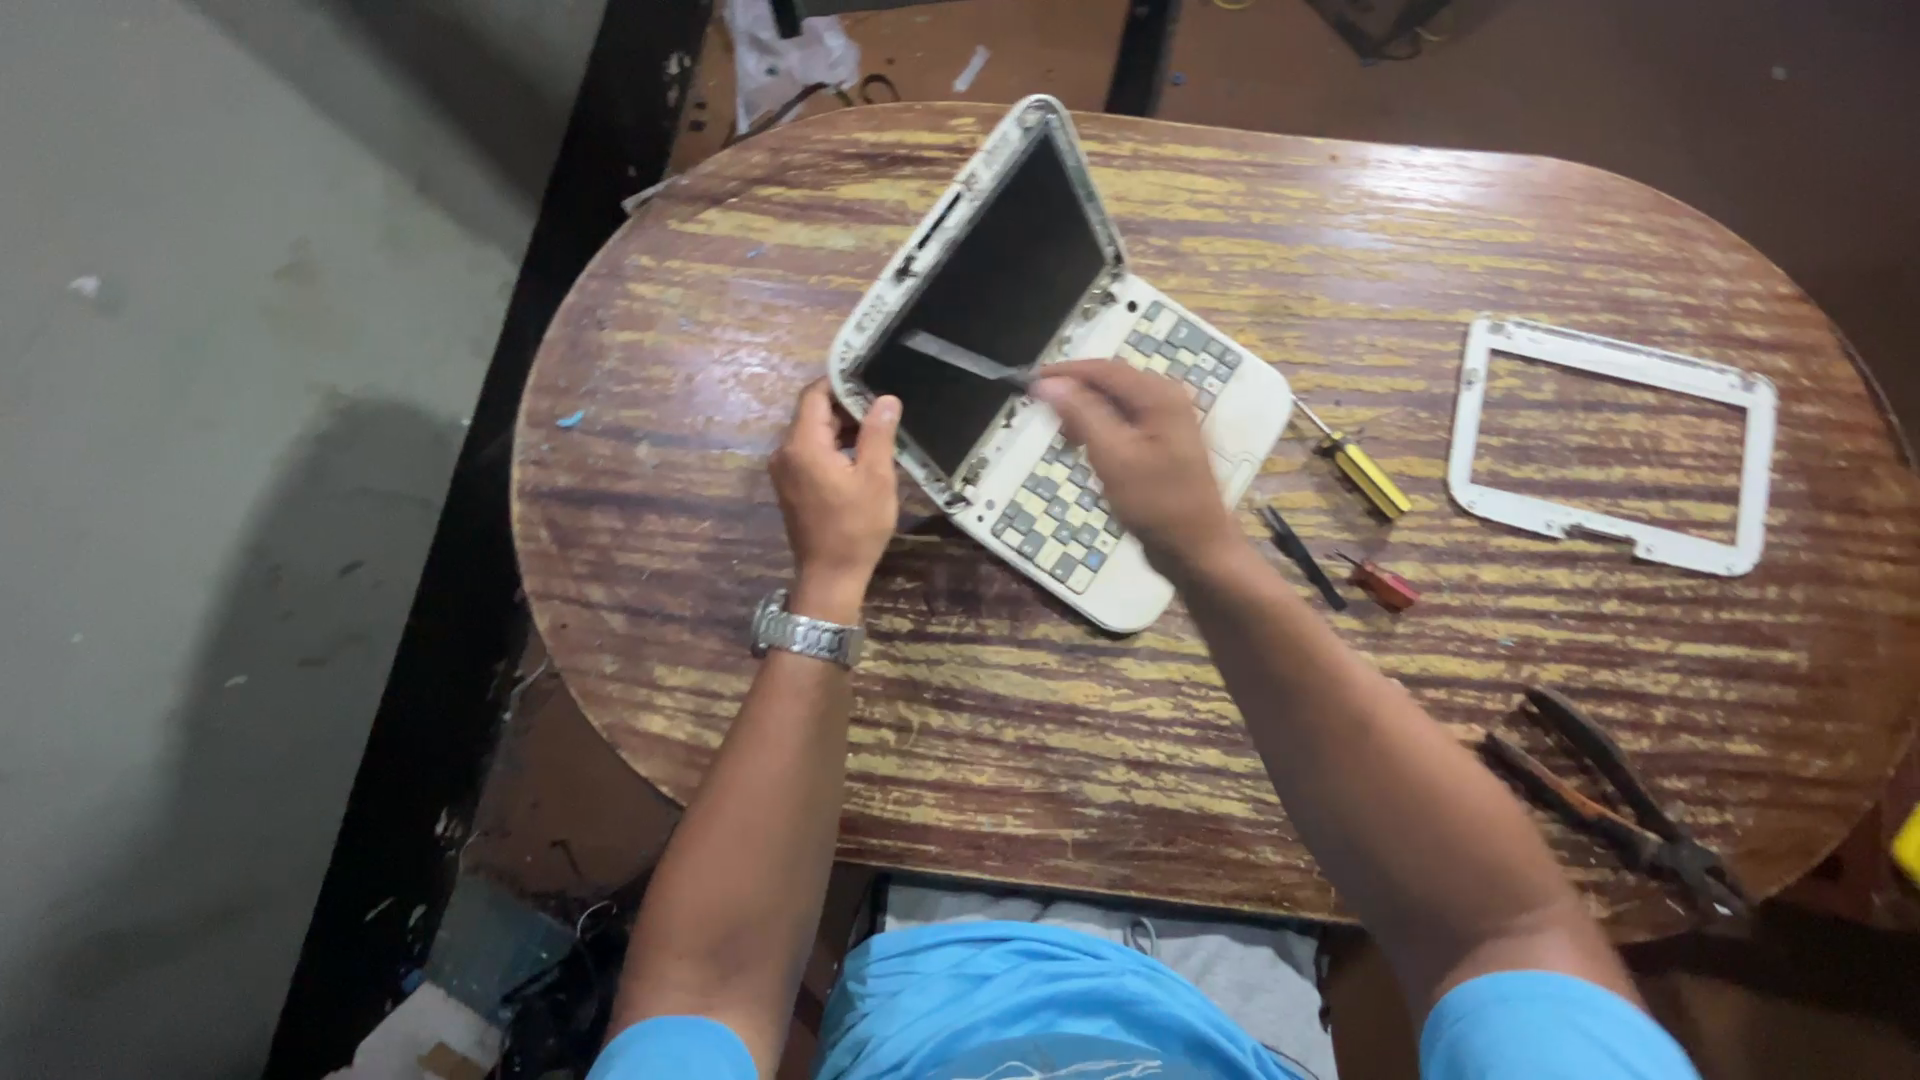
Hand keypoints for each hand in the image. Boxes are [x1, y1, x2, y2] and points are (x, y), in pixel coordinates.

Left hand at [769, 379, 900, 621]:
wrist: (830, 576)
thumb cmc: (856, 527)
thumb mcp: (876, 478)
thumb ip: (878, 433)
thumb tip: (885, 399)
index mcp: (803, 445)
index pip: (815, 394)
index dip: (841, 383)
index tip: (871, 382)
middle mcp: (785, 452)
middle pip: (812, 413)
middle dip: (846, 407)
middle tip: (882, 409)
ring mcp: (784, 470)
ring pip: (812, 433)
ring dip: (841, 429)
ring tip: (878, 432)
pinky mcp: (789, 486)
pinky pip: (809, 453)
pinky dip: (832, 448)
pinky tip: (861, 457)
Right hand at [1031, 360, 1237, 573]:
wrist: (1197, 548)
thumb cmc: (1156, 504)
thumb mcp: (1113, 457)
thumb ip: (1081, 415)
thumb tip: (1049, 383)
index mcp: (1159, 395)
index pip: (1103, 369)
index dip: (1064, 373)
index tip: (1028, 383)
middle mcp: (1167, 399)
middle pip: (1110, 383)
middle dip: (1075, 394)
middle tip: (1044, 416)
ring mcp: (1168, 422)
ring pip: (1116, 404)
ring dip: (1086, 414)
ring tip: (1065, 439)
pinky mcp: (1163, 443)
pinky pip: (1125, 423)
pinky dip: (1101, 430)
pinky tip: (1089, 451)